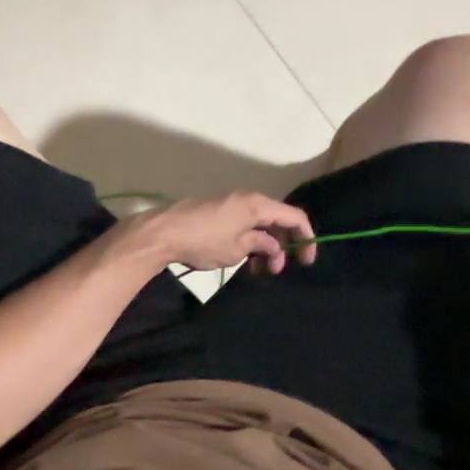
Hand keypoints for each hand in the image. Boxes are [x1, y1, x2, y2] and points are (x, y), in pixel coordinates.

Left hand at [129, 192, 316, 274]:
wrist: (162, 232)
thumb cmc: (203, 242)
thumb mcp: (236, 249)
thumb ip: (260, 245)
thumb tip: (274, 246)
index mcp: (257, 204)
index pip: (294, 216)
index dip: (306, 238)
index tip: (307, 261)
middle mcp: (246, 198)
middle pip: (276, 220)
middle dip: (281, 246)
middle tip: (275, 270)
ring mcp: (229, 202)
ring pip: (257, 223)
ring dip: (263, 245)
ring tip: (256, 270)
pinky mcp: (215, 209)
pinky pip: (241, 222)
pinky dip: (247, 239)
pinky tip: (241, 259)